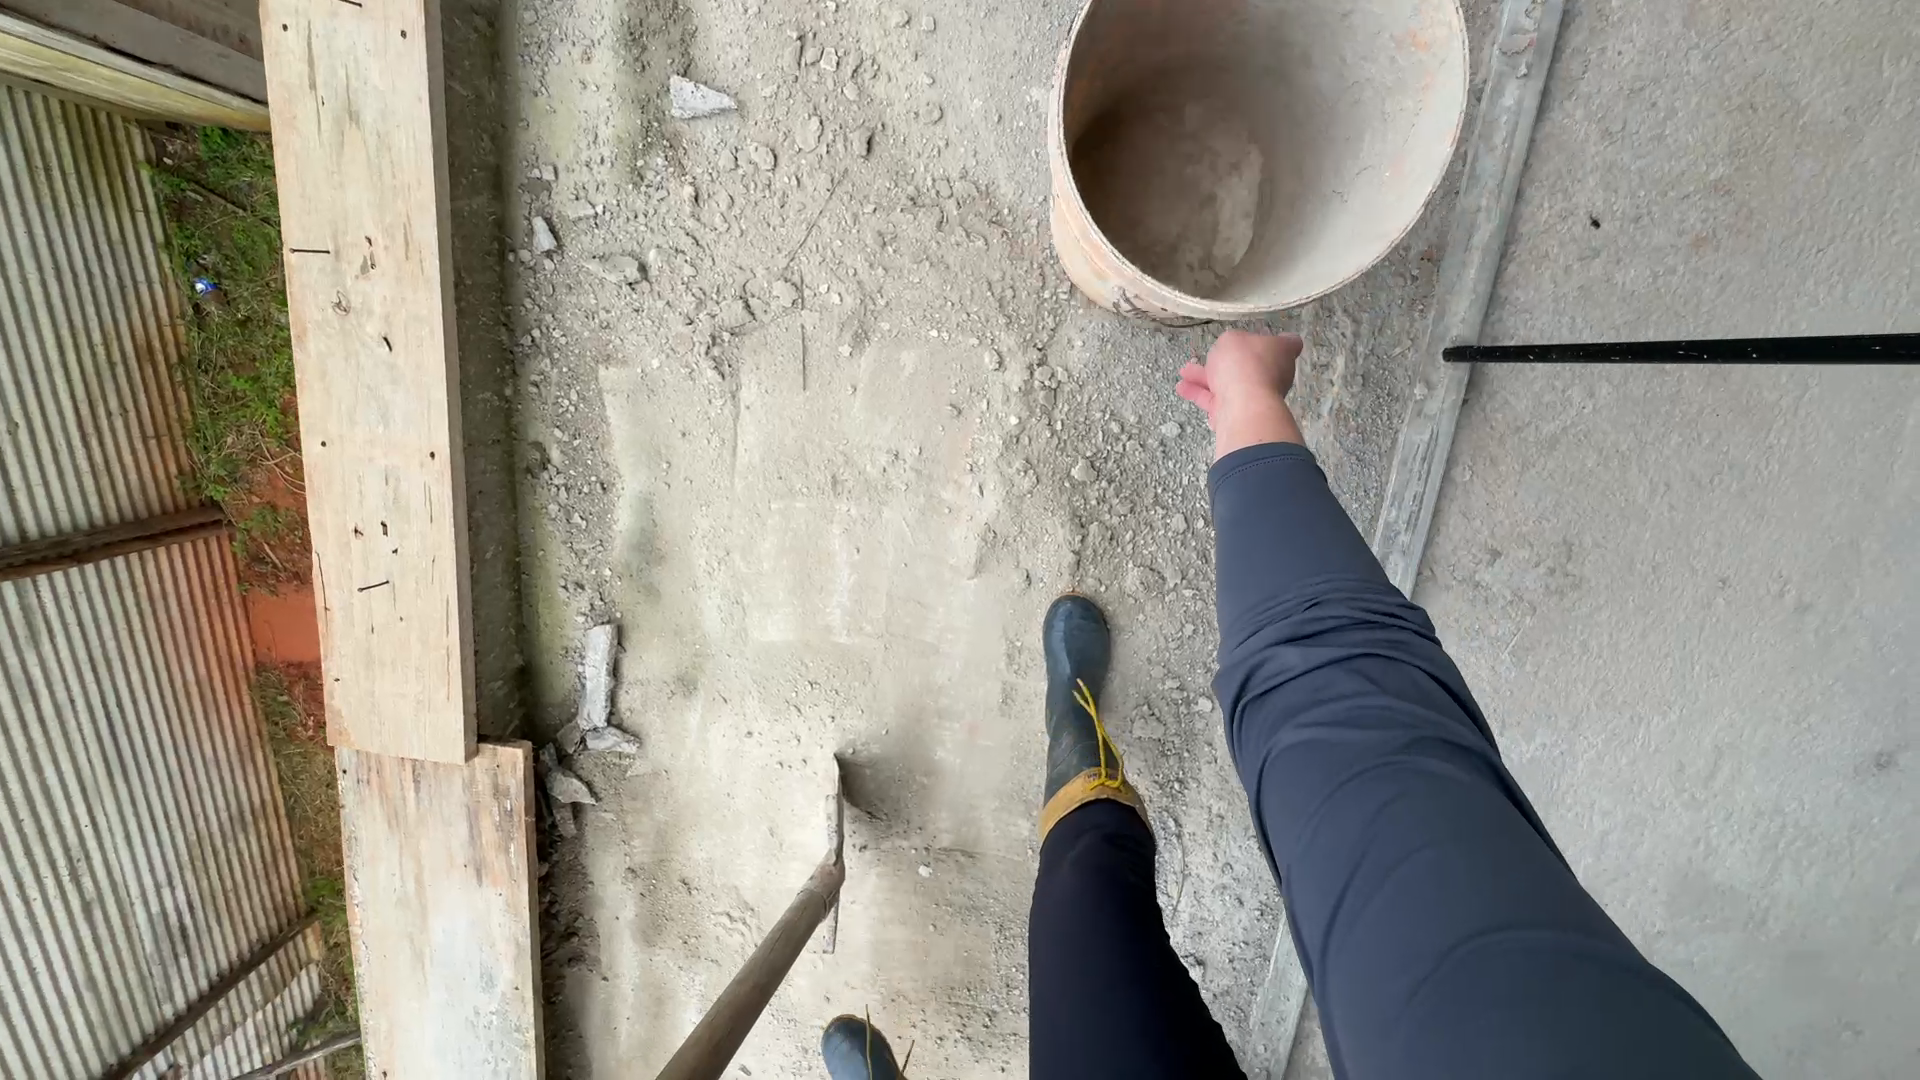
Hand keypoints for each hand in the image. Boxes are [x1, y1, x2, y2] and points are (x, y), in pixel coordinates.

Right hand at [1176, 330, 1305, 460]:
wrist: (1242, 404)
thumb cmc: (1244, 363)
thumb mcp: (1232, 339)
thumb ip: (1231, 341)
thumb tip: (1233, 348)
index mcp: (1281, 352)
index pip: (1288, 343)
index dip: (1276, 340)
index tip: (1261, 338)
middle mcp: (1273, 375)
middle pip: (1251, 365)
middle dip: (1226, 362)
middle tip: (1207, 357)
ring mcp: (1256, 397)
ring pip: (1230, 384)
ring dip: (1205, 378)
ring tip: (1183, 374)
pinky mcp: (1239, 414)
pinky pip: (1219, 402)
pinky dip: (1202, 395)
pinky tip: (1184, 389)